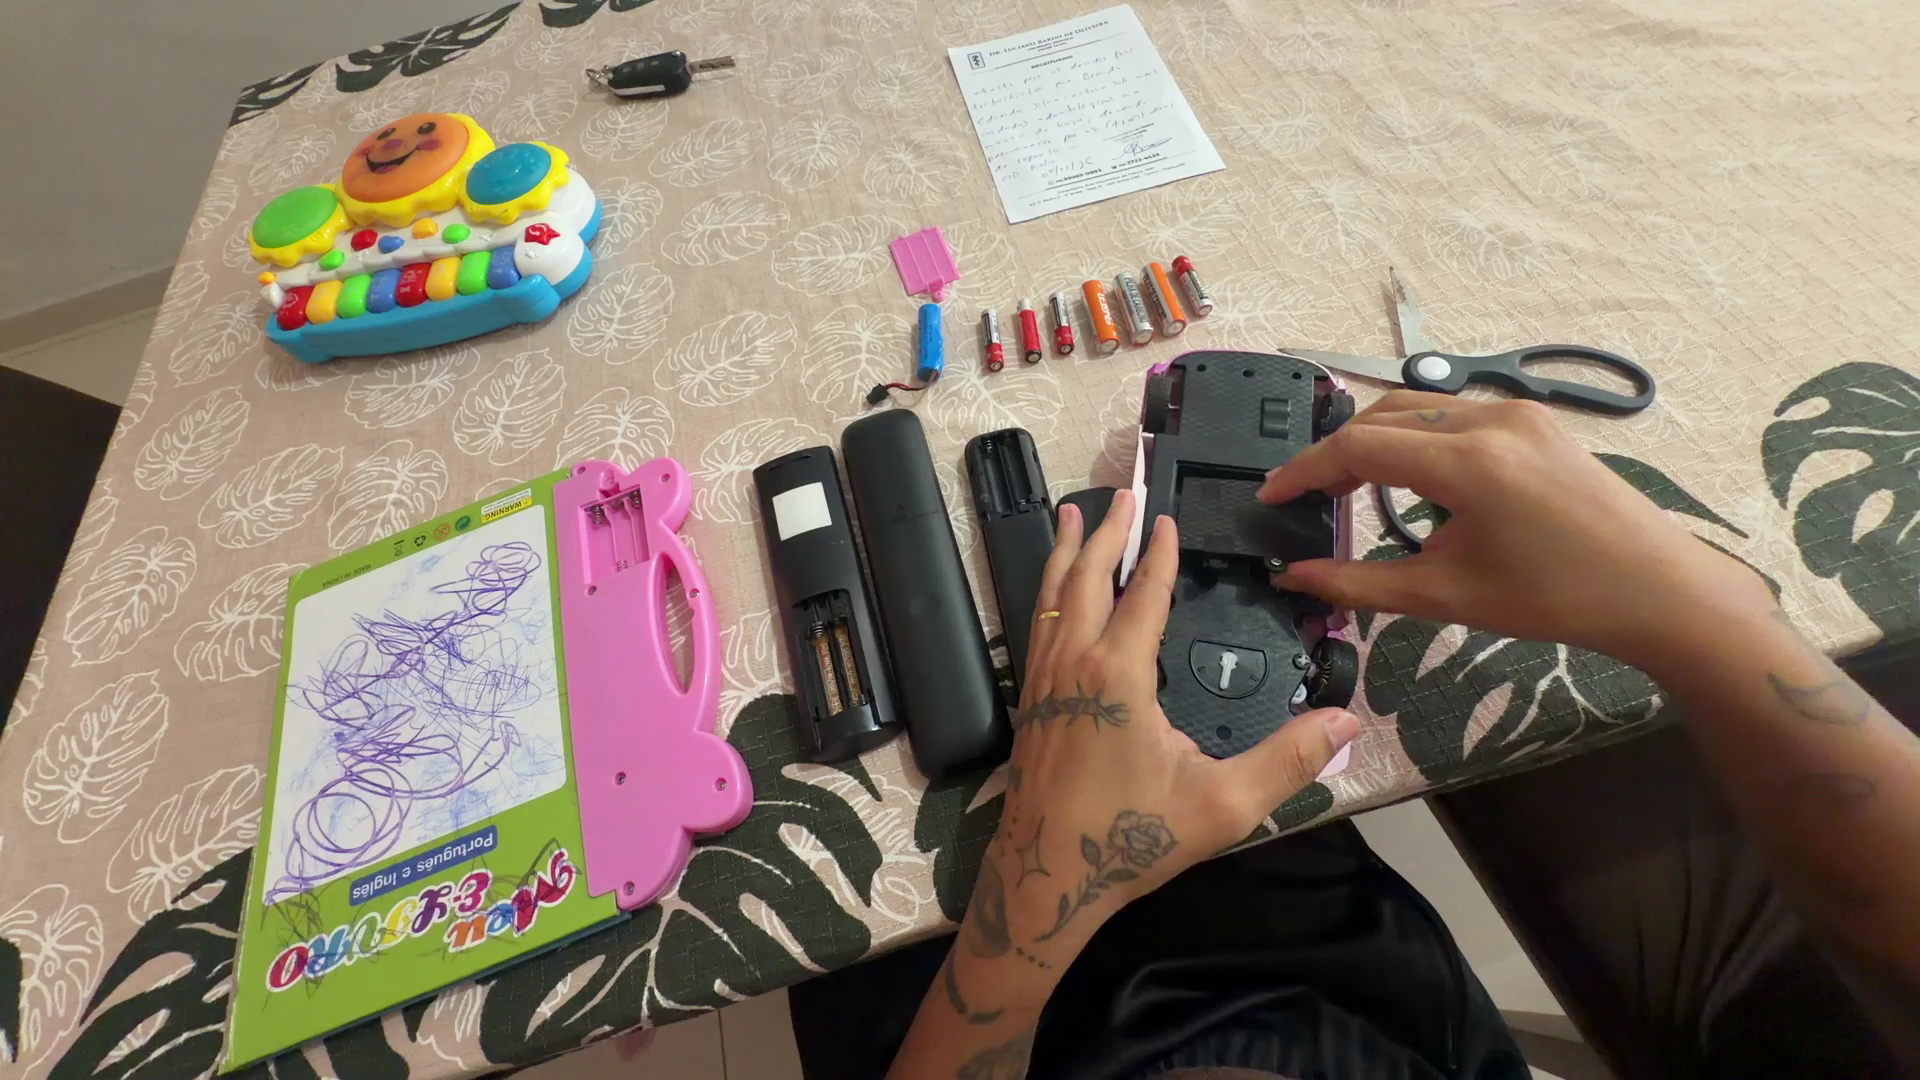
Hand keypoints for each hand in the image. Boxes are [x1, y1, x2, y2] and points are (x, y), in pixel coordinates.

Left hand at [958, 489, 1359, 966]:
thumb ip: (1287, 760)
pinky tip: (1052, 592)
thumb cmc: (1130, 836)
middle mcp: (1074, 659)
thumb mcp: (1222, 804)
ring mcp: (1044, 675)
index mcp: (1119, 671)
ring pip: (1051, 595)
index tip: (1165, 519)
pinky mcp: (1029, 694)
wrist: (1047, 870)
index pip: (1144, 594)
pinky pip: (1037, 624)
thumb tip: (1348, 724)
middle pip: (1086, 577)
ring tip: (1069, 515)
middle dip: (1105, 532)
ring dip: (1063, 551)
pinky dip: (1046, 591)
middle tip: (1119, 496)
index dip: (1157, 554)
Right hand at [1256, 392, 1773, 673]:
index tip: (1270, 495)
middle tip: (1305, 497)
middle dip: (1331, 455)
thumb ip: (1354, 583)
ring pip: (1410, 407)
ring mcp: (1515, 413)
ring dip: (1366, 440)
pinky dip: (1405, 435)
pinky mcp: (1531, 419)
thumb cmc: (1552, 599)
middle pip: (1378, 418)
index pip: (1357, 447)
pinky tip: (1400, 472)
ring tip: (1344, 485)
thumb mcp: (1442, 595)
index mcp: (1469, 464)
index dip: (1303, 470)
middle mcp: (1490, 421)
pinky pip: (1445, 411)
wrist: (1661, 591)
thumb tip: (1291, 576)